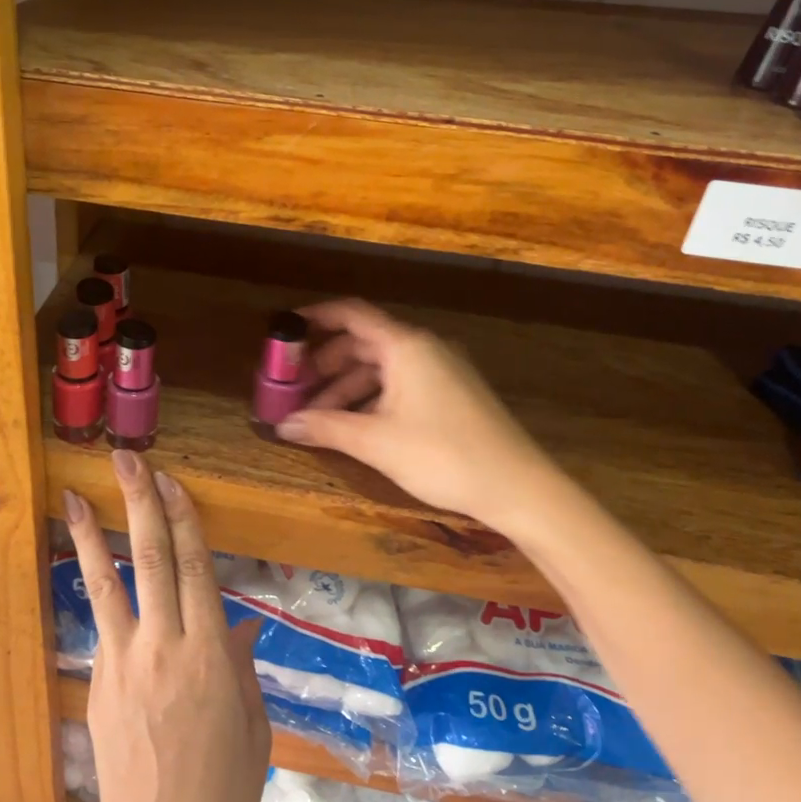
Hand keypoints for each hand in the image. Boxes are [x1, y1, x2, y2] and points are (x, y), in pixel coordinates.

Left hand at [63, 450, 270, 801]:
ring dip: (90, 534)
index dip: (183, 518)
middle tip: (126, 460)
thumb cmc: (225, 786)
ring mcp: (123, 662)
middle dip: (139, 503)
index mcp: (211, 653)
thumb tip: (235, 623)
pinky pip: (102, 626)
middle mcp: (164, 645)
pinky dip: (95, 591)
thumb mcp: (252, 725)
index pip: (196, 566)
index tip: (170, 481)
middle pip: (150, 559)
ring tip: (75, 496)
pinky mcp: (98, 683)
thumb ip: (240, 666)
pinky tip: (89, 567)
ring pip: (105, 582)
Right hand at [275, 299, 568, 531]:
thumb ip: (326, 427)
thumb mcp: (376, 442)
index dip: (317, 317)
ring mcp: (441, 371)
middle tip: (295, 387)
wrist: (518, 487)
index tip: (286, 329)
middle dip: (326, 363)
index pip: (352, 314)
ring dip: (347, 387)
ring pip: (382, 367)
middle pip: (364, 342)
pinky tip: (355, 426)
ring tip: (318, 417)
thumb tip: (282, 425)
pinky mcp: (452, 394)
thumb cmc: (442, 455)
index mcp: (406, 346)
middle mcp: (424, 348)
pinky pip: (400, 384)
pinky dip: (372, 398)